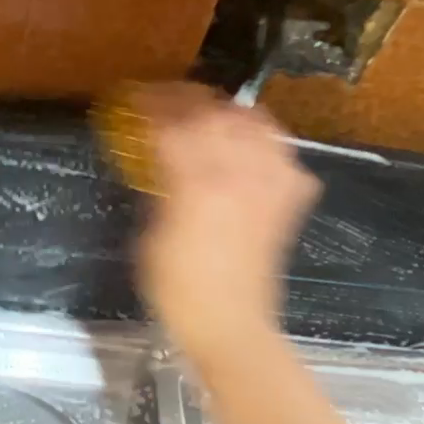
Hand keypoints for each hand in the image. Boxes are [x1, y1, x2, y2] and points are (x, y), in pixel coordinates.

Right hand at [135, 83, 320, 362]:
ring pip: (256, 124)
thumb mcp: (150, 238)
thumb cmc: (178, 290)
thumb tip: (158, 161)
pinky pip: (283, 153)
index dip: (151, 105)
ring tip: (209, 114)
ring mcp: (270, 184)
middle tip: (165, 101)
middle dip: (187, 99)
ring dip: (229, 112)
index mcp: (197, 184)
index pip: (173, 124)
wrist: (231, 325)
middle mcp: (239, 174)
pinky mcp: (288, 199)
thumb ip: (157, 191)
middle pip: (216, 113)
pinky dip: (265, 142)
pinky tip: (250, 149)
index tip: (134, 99)